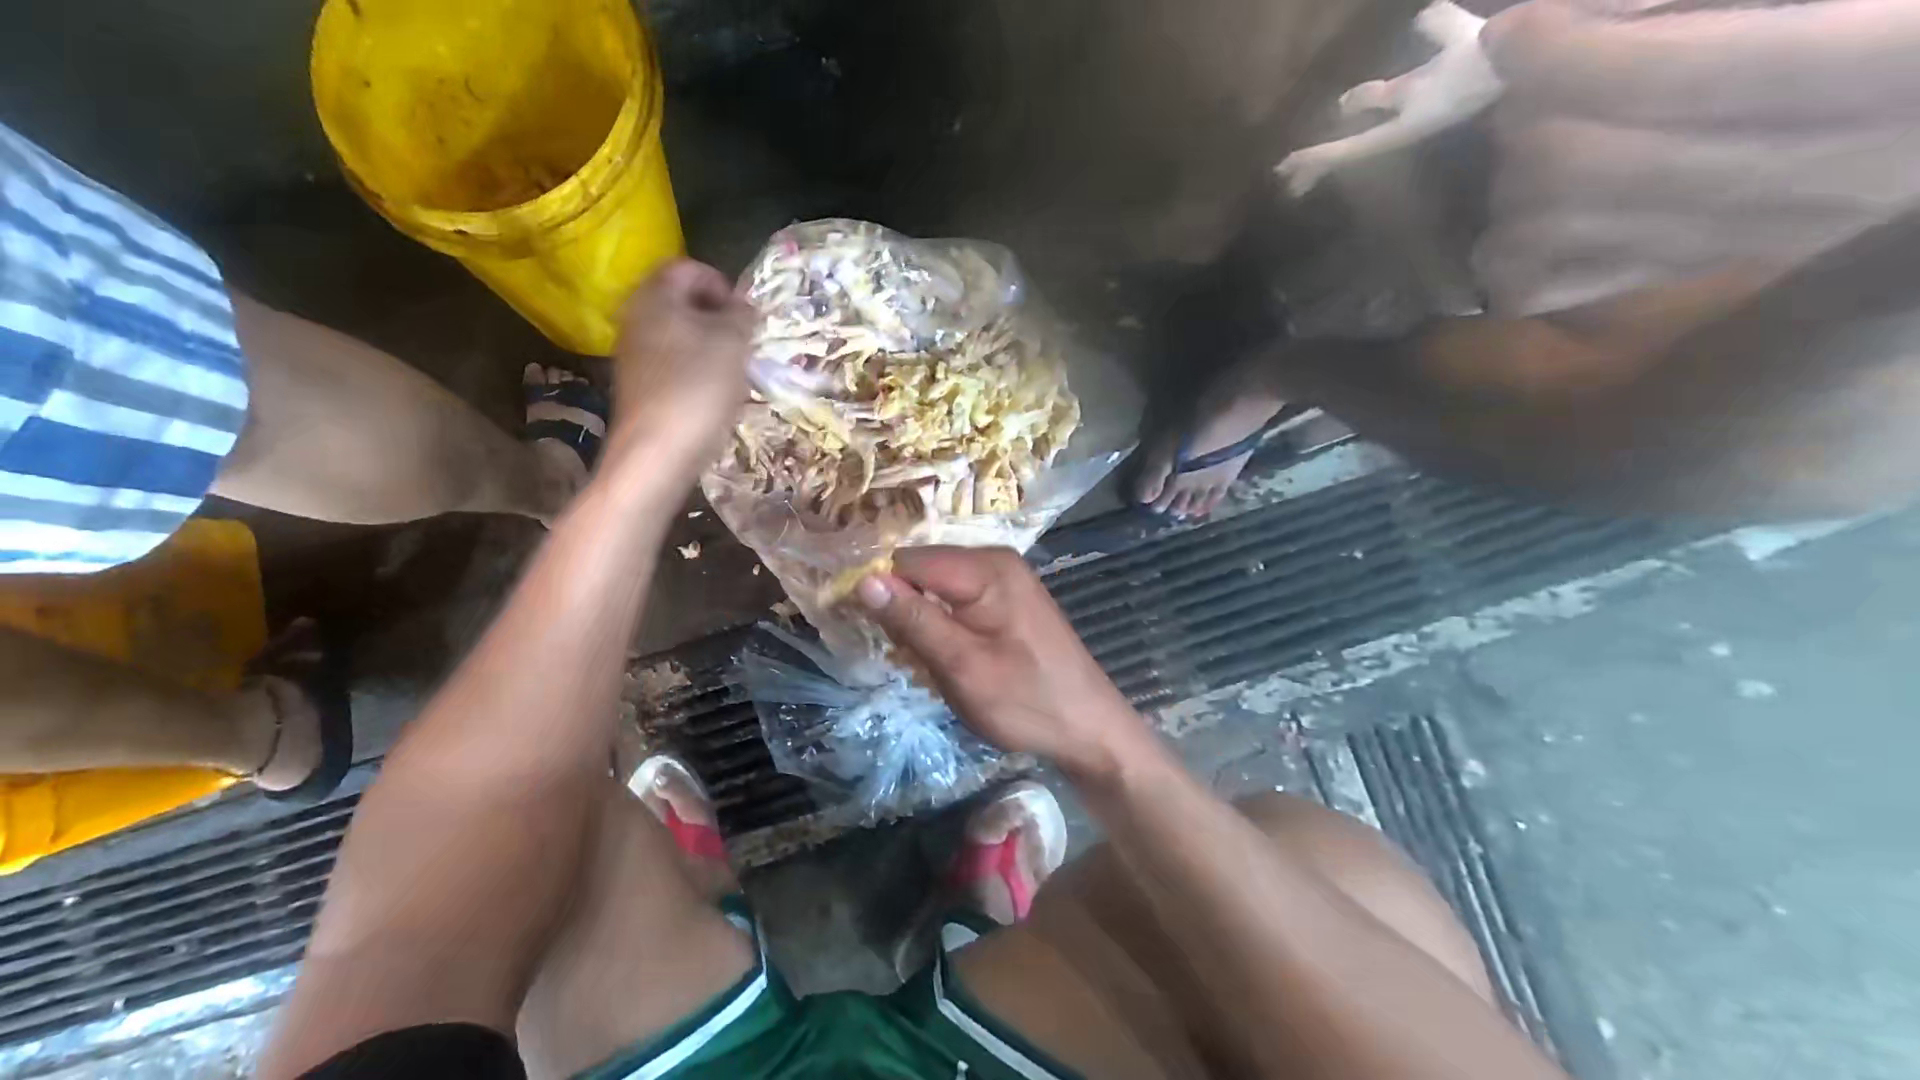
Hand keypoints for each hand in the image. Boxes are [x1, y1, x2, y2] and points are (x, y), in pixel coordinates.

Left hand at [604, 259, 754, 478]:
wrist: (657, 452)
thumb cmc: (697, 388)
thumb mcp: (732, 342)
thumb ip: (741, 314)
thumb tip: (742, 304)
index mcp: (655, 296)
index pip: (687, 267)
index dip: (721, 283)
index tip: (745, 313)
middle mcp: (636, 317)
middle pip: (681, 301)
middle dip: (717, 315)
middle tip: (744, 339)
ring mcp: (634, 353)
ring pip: (678, 333)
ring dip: (710, 344)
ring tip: (735, 368)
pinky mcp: (640, 384)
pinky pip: (672, 361)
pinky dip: (696, 367)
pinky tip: (714, 392)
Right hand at [855, 547, 1159, 784]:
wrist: (1090, 728)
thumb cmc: (1027, 702)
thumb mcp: (962, 666)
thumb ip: (914, 620)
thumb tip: (863, 580)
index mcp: (986, 568)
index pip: (908, 560)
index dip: (882, 592)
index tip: (873, 633)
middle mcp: (995, 560)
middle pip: (922, 569)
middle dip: (904, 607)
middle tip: (910, 656)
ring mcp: (1005, 578)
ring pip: (937, 586)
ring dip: (923, 620)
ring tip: (931, 662)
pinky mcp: (1009, 598)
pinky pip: (958, 598)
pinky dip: (945, 624)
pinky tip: (953, 657)